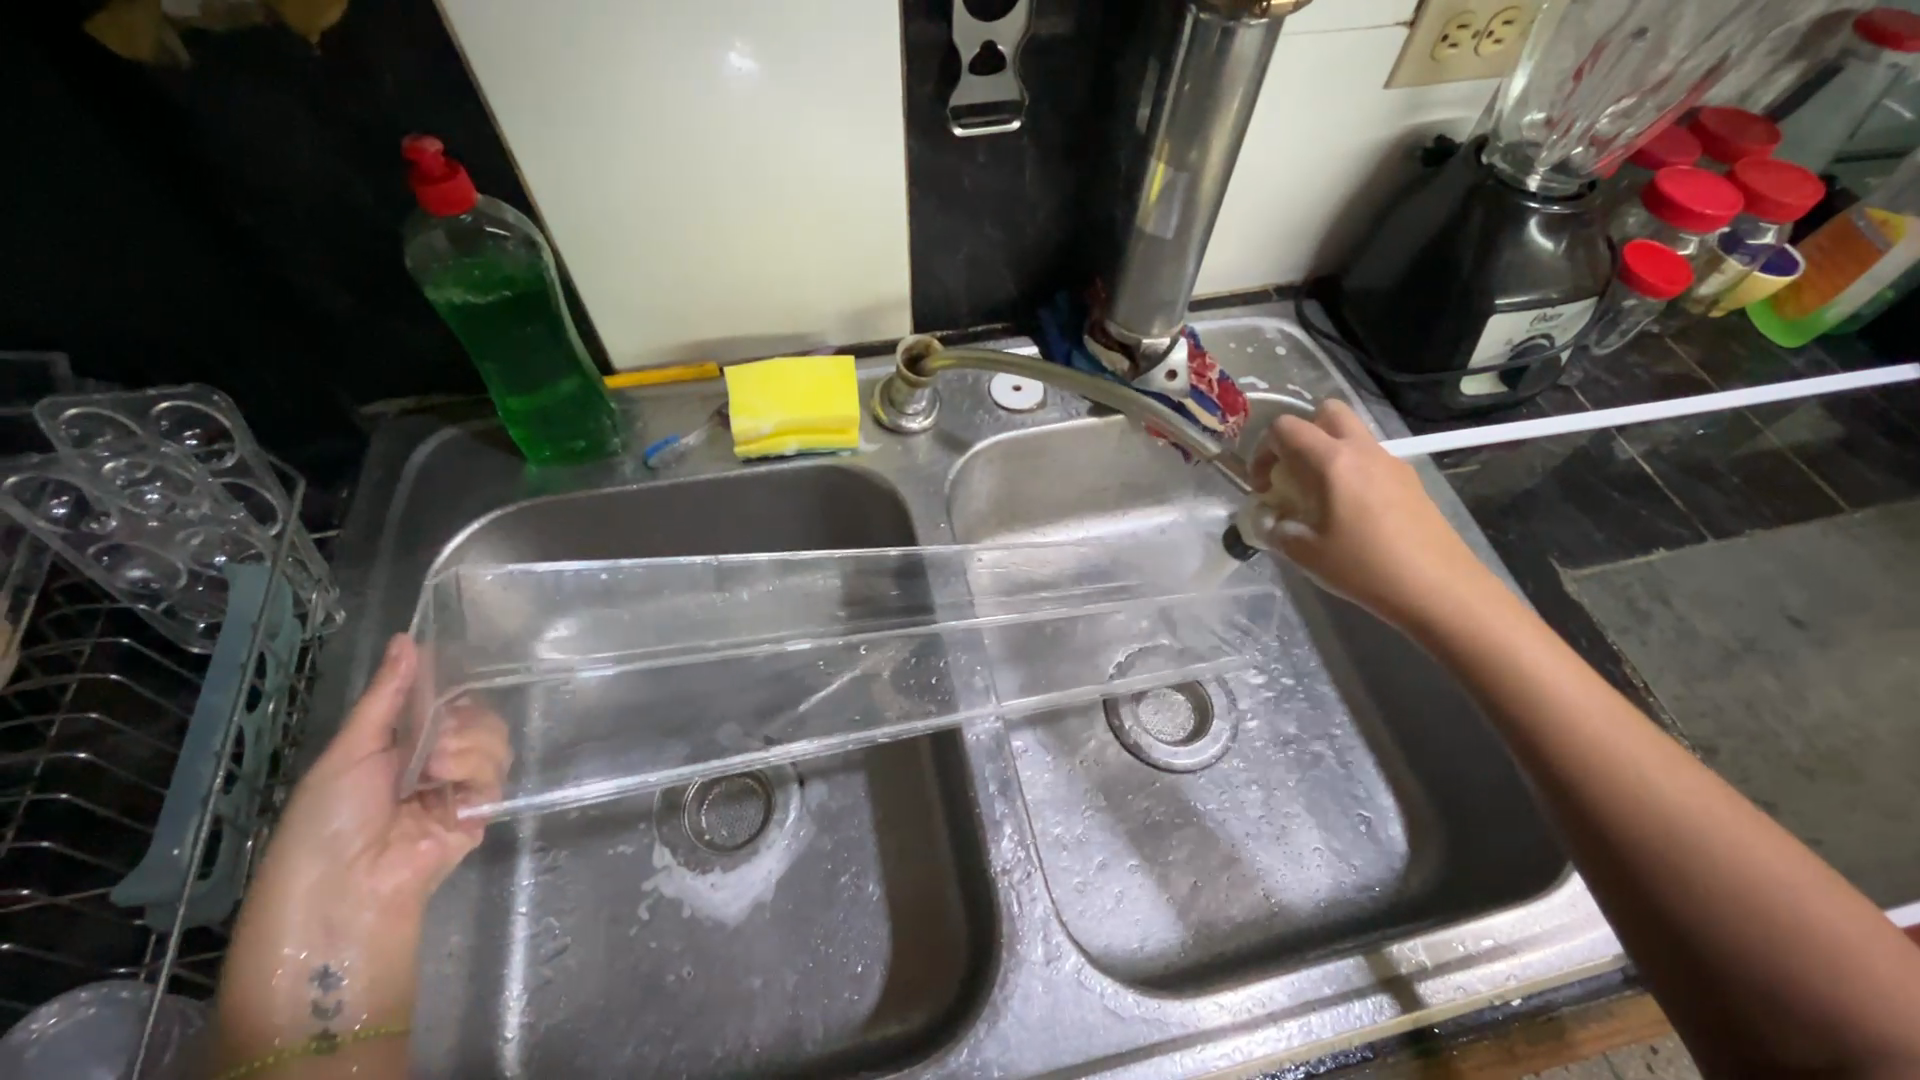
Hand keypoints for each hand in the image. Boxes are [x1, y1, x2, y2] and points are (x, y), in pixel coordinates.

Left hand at [214, 635, 509, 1060]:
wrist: (342, 886)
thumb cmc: (328, 816)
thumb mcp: (350, 749)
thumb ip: (387, 695)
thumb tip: (407, 639)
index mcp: (398, 745)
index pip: (443, 701)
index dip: (450, 686)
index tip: (451, 672)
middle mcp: (433, 762)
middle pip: (477, 717)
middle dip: (463, 718)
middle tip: (437, 735)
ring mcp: (458, 787)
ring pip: (493, 740)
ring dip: (468, 743)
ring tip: (435, 767)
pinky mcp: (479, 811)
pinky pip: (497, 774)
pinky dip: (477, 770)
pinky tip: (448, 782)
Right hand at [1246, 400, 1500, 629]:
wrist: (1437, 587)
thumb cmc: (1364, 568)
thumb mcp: (1305, 553)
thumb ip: (1278, 529)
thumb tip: (1272, 520)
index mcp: (1332, 462)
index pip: (1286, 428)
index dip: (1263, 450)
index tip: (1263, 485)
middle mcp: (1362, 451)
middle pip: (1326, 412)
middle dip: (1301, 434)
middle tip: (1292, 471)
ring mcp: (1391, 462)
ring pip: (1352, 434)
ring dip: (1328, 452)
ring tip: (1320, 494)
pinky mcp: (1409, 480)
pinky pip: (1371, 459)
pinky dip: (1352, 471)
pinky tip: (1351, 512)